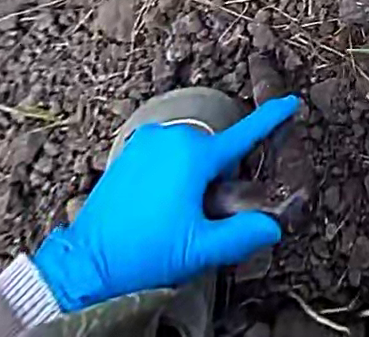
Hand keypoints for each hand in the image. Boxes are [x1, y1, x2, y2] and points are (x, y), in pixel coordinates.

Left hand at [32, 95, 300, 311]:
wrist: (78, 268)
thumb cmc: (138, 256)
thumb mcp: (195, 250)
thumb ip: (239, 235)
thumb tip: (274, 227)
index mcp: (196, 155)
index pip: (246, 132)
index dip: (272, 117)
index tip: (290, 101)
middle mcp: (175, 138)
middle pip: (215, 148)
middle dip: (217, 171)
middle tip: (202, 207)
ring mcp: (150, 141)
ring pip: (190, 148)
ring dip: (192, 169)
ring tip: (174, 207)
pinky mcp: (131, 150)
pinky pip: (166, 150)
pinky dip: (170, 167)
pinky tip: (158, 198)